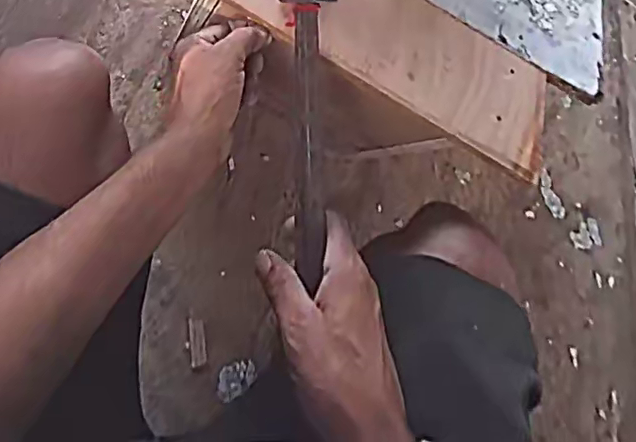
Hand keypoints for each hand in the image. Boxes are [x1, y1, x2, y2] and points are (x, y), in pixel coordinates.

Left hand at [164, 21, 267, 157]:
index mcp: (192, 45)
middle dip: (247, 59)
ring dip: (247, 78)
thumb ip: (244, 37)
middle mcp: (194, 63)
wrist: (200, 138)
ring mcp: (203, 85)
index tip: (260, 37)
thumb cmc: (206, 97)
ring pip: (236, 72)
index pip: (223, 28)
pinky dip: (243, 95)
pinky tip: (244, 101)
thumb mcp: (229, 55)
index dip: (243, 32)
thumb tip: (257, 32)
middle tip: (253, 66)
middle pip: (231, 51)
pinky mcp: (212, 104)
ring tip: (247, 88)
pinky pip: (235, 92)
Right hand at [256, 214, 411, 441]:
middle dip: (305, 245)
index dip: (308, 215)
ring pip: (335, 271)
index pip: (333, 221)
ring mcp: (366, 307)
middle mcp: (363, 285)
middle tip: (280, 255)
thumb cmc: (341, 385)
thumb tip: (266, 256)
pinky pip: (340, 295)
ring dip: (311, 272)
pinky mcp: (364, 329)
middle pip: (333, 244)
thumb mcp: (297, 326)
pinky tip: (304, 316)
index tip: (287, 221)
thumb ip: (280, 284)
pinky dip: (320, 295)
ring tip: (287, 285)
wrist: (370, 431)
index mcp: (349, 273)